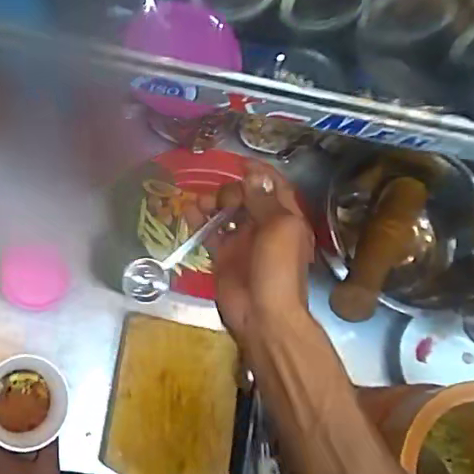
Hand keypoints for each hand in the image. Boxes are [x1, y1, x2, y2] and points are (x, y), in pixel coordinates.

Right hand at [209, 162, 314, 347]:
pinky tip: (188, 213)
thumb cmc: (278, 269)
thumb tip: (253, 174)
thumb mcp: (278, 227)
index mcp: (286, 218)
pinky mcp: (223, 254)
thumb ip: (264, 200)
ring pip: (225, 213)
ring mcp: (242, 241)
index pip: (274, 186)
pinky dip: (198, 221)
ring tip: (198, 204)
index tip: (238, 162)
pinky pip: (209, 232)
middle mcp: (264, 226)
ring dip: (211, 204)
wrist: (262, 311)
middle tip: (221, 200)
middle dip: (230, 191)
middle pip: (245, 197)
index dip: (259, 173)